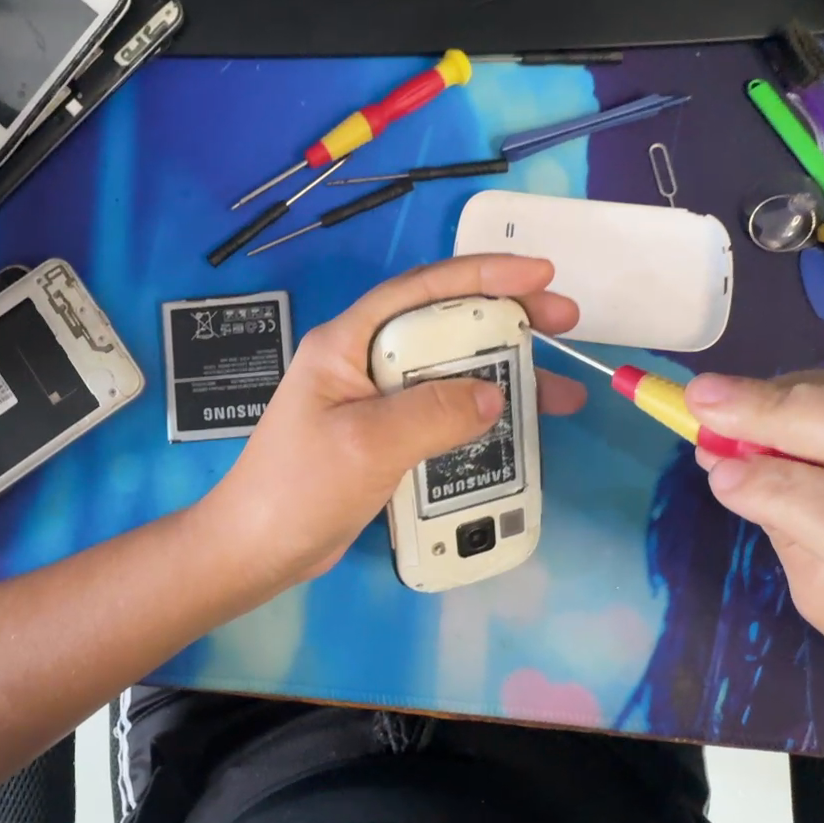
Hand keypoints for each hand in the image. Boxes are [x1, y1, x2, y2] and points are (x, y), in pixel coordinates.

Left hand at [206, 255, 585, 583]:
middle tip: (564, 322)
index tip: (539, 274)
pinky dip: (481, 416)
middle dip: (505, 320)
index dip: (482, 274)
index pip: (419, 290)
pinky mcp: (384, 435)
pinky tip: (518, 426)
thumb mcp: (367, 444)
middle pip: (442, 324)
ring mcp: (374, 399)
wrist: (259, 548)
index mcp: (347, 342)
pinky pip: (442, 412)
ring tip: (562, 391)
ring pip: (449, 371)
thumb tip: (494, 394)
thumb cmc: (301, 488)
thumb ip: (432, 413)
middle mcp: (362, 360)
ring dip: (503, 375)